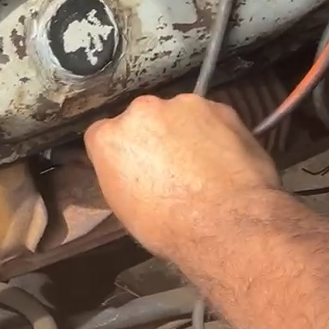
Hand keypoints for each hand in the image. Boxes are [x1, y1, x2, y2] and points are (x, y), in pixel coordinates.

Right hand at [84, 94, 284, 255]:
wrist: (225, 220)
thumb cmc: (164, 224)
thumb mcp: (122, 205)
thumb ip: (120, 173)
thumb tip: (132, 170)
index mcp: (108, 137)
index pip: (103, 135)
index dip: (119, 153)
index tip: (130, 169)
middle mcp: (141, 110)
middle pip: (141, 119)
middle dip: (150, 137)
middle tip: (166, 167)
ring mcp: (182, 104)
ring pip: (177, 115)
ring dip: (182, 133)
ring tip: (198, 165)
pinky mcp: (220, 106)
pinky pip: (209, 118)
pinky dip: (212, 134)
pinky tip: (221, 161)